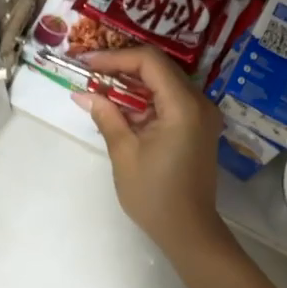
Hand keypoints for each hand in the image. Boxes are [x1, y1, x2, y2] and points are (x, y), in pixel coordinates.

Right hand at [75, 46, 229, 257]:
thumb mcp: (124, 153)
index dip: (116, 58)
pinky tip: (122, 108)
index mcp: (183, 106)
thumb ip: (106, 116)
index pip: (150, 62)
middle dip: (123, 67)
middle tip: (90, 74)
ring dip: (133, 84)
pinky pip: (171, 99)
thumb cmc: (154, 195)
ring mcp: (203, 114)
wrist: (189, 230)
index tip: (87, 63)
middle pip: (159, 68)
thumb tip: (83, 93)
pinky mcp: (199, 126)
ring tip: (100, 89)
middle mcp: (199, 102)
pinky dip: (147, 99)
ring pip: (165, 82)